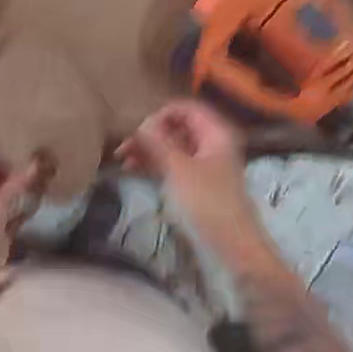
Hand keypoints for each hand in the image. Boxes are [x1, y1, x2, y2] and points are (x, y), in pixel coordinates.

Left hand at [0, 158, 45, 295]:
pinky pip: (14, 224)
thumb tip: (36, 160)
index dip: (0, 164)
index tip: (22, 155)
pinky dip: (24, 215)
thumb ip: (16, 185)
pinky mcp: (0, 243)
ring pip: (7, 206)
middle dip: (14, 180)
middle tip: (40, 168)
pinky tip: (37, 208)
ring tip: (43, 184)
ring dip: (22, 197)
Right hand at [116, 100, 265, 256]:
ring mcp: (203, 163)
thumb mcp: (178, 169)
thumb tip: (140, 123)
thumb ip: (158, 143)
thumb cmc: (207, 203)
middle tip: (122, 146)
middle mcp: (210, 143)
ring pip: (171, 146)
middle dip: (149, 133)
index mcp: (215, 133)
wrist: (230, 243)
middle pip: (176, 126)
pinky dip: (153, 164)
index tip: (136, 130)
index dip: (159, 115)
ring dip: (147, 150)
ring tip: (121, 159)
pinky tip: (132, 169)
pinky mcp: (194, 182)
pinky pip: (171, 163)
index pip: (185, 108)